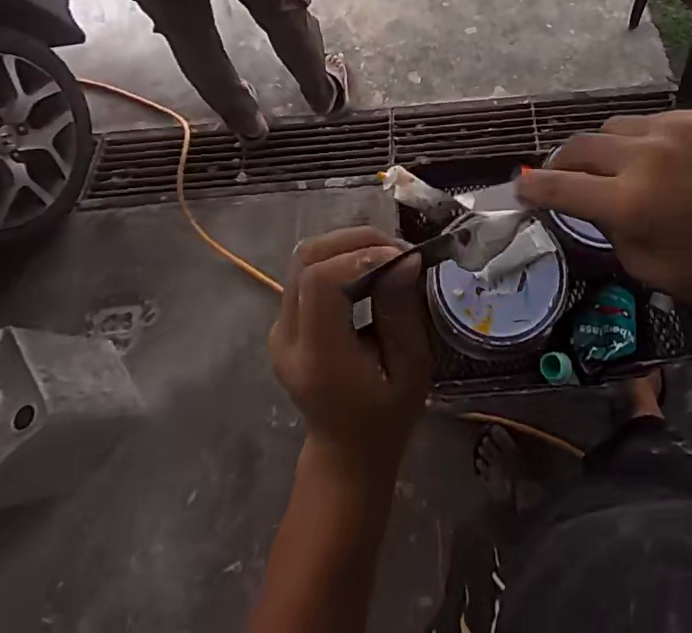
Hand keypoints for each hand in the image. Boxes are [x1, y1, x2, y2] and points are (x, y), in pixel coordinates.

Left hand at [269, 228, 431, 467]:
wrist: (347, 451)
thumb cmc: (387, 417)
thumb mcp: (412, 369)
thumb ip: (402, 313)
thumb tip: (405, 259)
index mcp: (319, 358)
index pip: (321, 282)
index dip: (361, 256)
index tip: (402, 258)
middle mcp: (287, 339)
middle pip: (305, 260)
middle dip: (354, 240)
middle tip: (398, 249)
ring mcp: (279, 329)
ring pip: (302, 260)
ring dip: (347, 245)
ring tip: (387, 256)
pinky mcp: (285, 323)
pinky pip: (307, 274)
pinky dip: (340, 259)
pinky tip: (370, 270)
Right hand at [516, 109, 691, 323]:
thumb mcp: (646, 267)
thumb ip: (606, 229)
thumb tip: (584, 202)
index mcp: (630, 203)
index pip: (559, 186)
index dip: (533, 188)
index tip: (521, 188)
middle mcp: (647, 156)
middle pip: (580, 145)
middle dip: (563, 162)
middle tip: (563, 177)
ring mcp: (678, 129)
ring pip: (616, 128)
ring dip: (607, 150)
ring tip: (619, 170)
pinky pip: (656, 123)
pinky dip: (649, 143)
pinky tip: (669, 165)